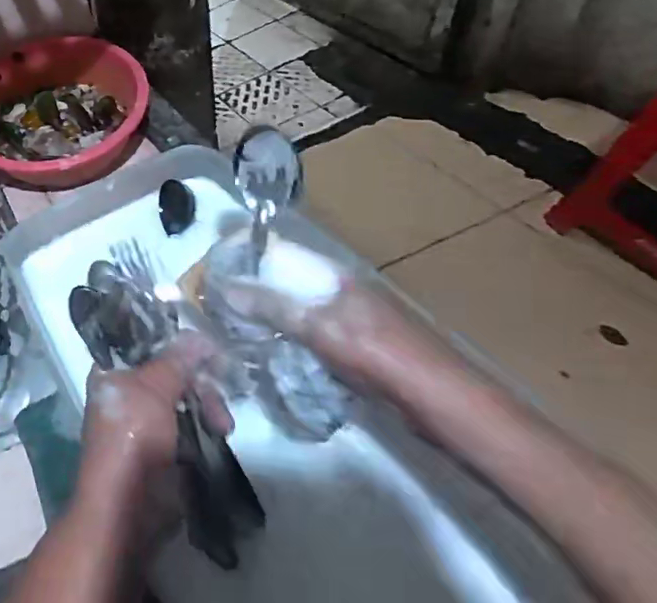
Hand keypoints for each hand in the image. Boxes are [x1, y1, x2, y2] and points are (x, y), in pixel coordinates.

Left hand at [78, 335, 230, 550]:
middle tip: (218, 396)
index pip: (143, 342)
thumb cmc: (130, 435)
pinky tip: (221, 433)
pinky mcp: (168, 446)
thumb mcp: (151, 389)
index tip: (206, 342)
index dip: (174, 341)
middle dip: (199, 382)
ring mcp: (148, 419)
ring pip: (186, 398)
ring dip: (208, 406)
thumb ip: (175, 361)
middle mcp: (127, 390)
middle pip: (170, 371)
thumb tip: (197, 333)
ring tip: (222, 425)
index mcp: (111, 369)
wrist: (130, 503)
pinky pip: (192, 424)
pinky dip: (207, 426)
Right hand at [211, 244, 462, 394]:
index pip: (275, 249)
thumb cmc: (384, 358)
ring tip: (227, 325)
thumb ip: (272, 307)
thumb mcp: (322, 329)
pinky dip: (279, 335)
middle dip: (244, 286)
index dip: (241, 252)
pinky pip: (301, 331)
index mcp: (329, 275)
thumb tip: (223, 287)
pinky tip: (262, 348)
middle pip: (278, 278)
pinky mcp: (348, 345)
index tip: (209, 267)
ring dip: (260, 314)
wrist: (448, 407)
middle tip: (210, 301)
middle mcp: (333, 289)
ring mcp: (342, 317)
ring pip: (287, 306)